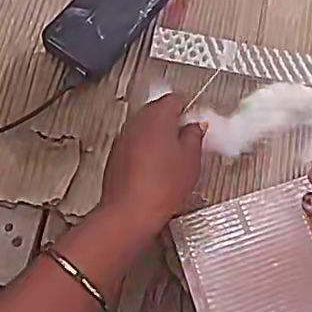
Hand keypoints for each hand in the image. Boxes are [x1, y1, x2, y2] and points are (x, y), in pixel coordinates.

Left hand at [100, 94, 206, 230]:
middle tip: (187, 141)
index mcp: (157, 116)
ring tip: (172, 159)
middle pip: (157, 111)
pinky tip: (155, 170)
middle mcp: (136, 122)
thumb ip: (194, 136)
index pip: (175, 99)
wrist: (130, 212)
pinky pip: (134, 144)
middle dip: (172, 123)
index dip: (188, 110)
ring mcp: (123, 138)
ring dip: (158, 137)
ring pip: (144, 128)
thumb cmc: (161, 186)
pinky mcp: (115, 155)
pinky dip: (145, 151)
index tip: (196, 123)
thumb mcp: (191, 159)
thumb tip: (194, 128)